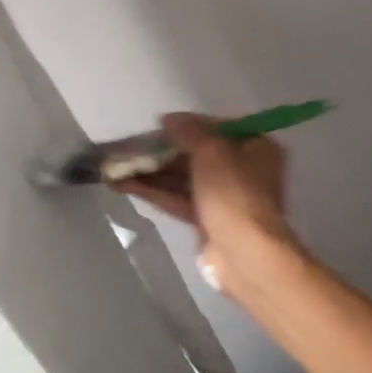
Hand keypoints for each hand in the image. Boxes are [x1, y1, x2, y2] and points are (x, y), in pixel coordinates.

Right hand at [113, 113, 299, 294]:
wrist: (243, 253)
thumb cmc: (233, 194)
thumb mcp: (212, 151)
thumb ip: (189, 132)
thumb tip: (168, 119)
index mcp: (255, 147)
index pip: (216, 128)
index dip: (185, 126)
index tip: (156, 125)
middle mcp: (241, 169)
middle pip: (195, 155)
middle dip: (160, 152)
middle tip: (129, 146)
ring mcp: (222, 197)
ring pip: (182, 179)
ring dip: (150, 172)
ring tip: (116, 166)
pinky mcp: (206, 219)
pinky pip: (177, 199)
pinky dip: (152, 191)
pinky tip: (122, 184)